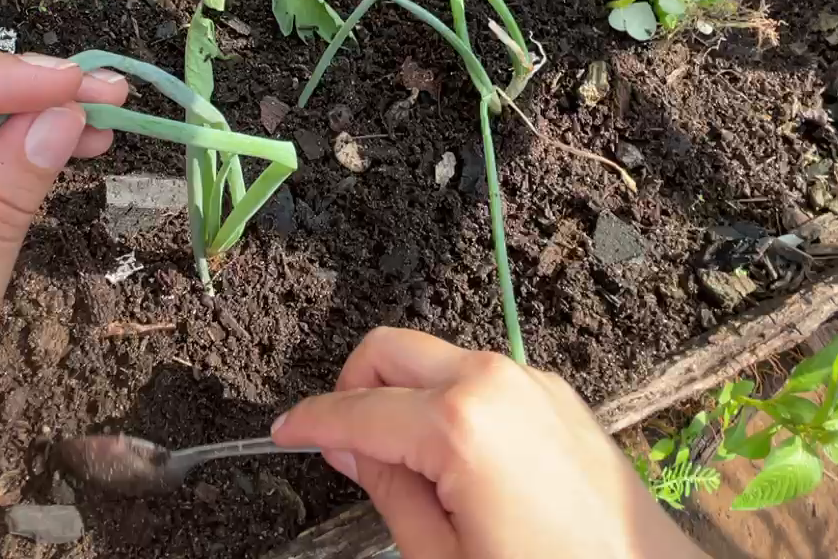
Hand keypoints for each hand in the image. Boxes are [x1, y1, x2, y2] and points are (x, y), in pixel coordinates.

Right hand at [272, 328, 707, 558]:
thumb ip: (387, 489)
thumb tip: (348, 446)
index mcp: (459, 424)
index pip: (359, 410)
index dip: (313, 420)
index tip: (286, 430)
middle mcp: (490, 379)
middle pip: (389, 348)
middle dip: (354, 385)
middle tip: (345, 441)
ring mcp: (525, 378)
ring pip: (431, 357)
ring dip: (402, 393)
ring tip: (409, 463)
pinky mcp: (551, 389)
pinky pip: (476, 375)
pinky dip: (446, 398)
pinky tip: (459, 458)